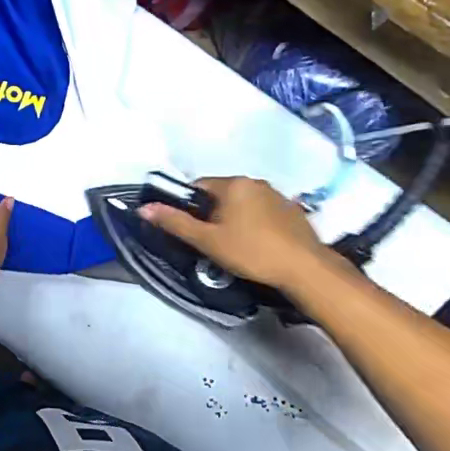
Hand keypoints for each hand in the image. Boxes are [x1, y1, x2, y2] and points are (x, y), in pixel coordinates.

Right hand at [139, 176, 328, 287]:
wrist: (305, 268)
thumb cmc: (251, 252)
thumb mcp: (208, 241)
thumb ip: (175, 223)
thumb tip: (144, 208)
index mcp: (232, 184)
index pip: (198, 186)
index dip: (191, 207)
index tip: (194, 230)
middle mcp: (255, 181)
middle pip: (221, 193)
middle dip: (213, 213)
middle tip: (213, 241)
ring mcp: (277, 194)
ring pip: (244, 202)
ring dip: (235, 217)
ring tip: (237, 245)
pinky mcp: (293, 210)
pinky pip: (264, 210)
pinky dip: (257, 222)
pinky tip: (259, 244)